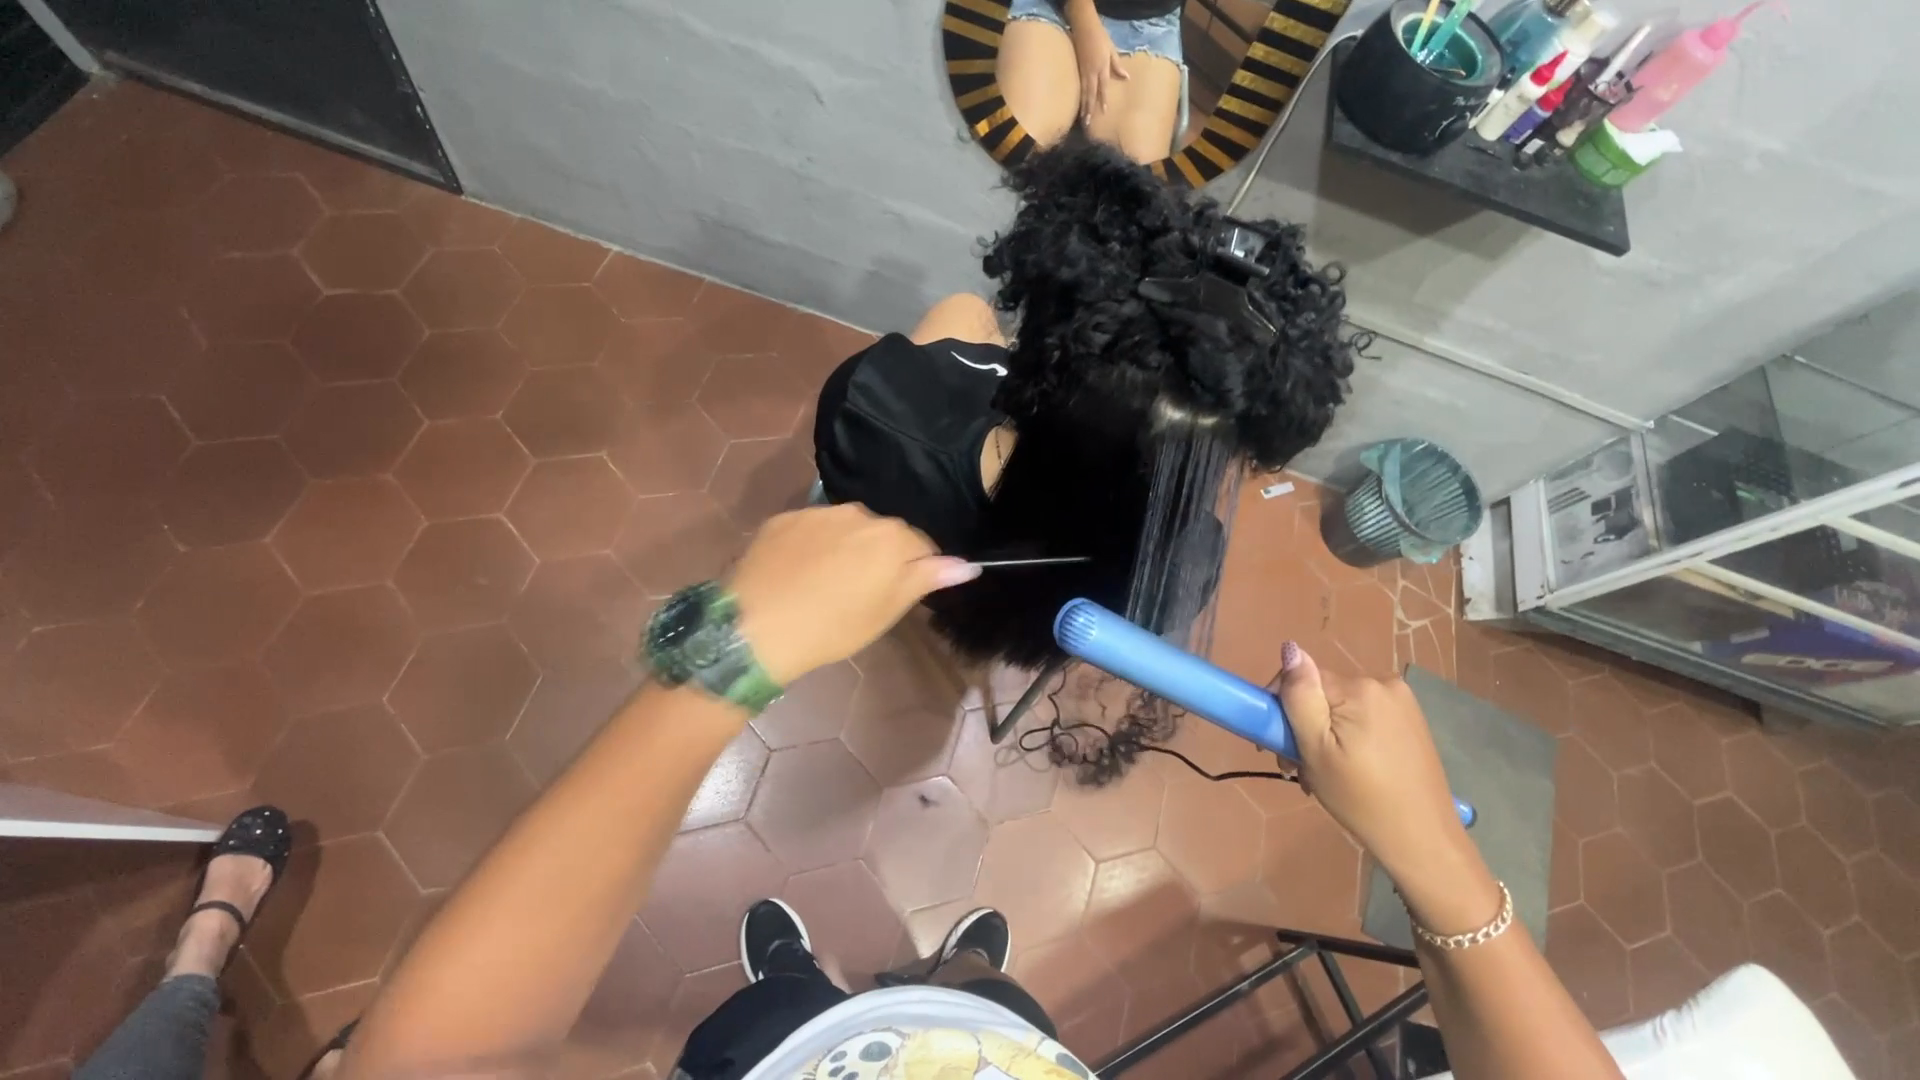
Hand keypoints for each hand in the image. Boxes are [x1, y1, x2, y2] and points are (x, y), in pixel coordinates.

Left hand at [730, 505, 978, 685]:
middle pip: (883, 532)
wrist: (758, 627)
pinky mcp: (784, 518)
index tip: (899, 593)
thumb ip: (927, 578)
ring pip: (846, 527)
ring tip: (827, 582)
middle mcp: (858, 513)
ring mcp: (818, 513)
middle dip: (880, 555)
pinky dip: (812, 545)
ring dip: (846, 547)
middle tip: (862, 592)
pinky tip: (799, 573)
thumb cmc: (833, 627)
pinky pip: (811, 528)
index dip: (917, 570)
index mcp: (892, 537)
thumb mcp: (887, 609)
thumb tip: (967, 564)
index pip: (922, 545)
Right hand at [1071, 18, 1129, 125]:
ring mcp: (1083, 73)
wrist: (1084, 28)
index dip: (1103, 100)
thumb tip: (1126, 78)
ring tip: (1082, 118)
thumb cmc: (1100, 37)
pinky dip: (1080, 98)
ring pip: (1083, 93)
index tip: (1104, 112)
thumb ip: (1117, 65)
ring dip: (1083, 107)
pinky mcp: (1078, 72)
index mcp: (1101, 68)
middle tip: (1087, 123)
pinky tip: (1080, 105)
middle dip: (1089, 109)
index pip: (1103, 87)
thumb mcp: (1112, 50)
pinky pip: (1079, 88)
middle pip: (1090, 94)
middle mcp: (1091, 73)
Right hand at [1271, 643, 1471, 888]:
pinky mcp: (1412, 722)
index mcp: (1359, 688)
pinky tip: (1348, 770)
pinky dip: (1348, 738)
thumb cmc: (1360, 798)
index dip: (1281, 707)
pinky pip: (1364, 717)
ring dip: (1324, 734)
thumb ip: (1300, 696)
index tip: (1273, 746)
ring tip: (1321, 775)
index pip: (1301, 677)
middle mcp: (1384, 684)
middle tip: (1295, 769)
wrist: (1423, 840)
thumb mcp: (1316, 750)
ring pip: (1341, 707)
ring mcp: (1402, 703)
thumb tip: (1289, 647)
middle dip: (1303, 725)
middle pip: (1322, 693)